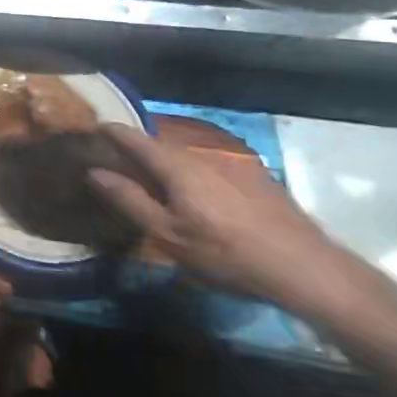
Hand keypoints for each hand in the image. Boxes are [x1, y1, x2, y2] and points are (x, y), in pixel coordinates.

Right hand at [86, 124, 360, 313]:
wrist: (304, 267)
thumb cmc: (225, 254)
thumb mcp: (168, 235)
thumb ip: (129, 200)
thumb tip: (95, 171)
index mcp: (177, 164)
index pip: (134, 137)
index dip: (111, 132)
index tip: (92, 129)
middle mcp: (203, 151)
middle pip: (160, 140)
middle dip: (137, 145)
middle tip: (118, 157)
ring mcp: (232, 158)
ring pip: (187, 148)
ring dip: (165, 154)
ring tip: (153, 172)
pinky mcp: (254, 171)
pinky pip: (209, 157)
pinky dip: (191, 163)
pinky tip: (195, 186)